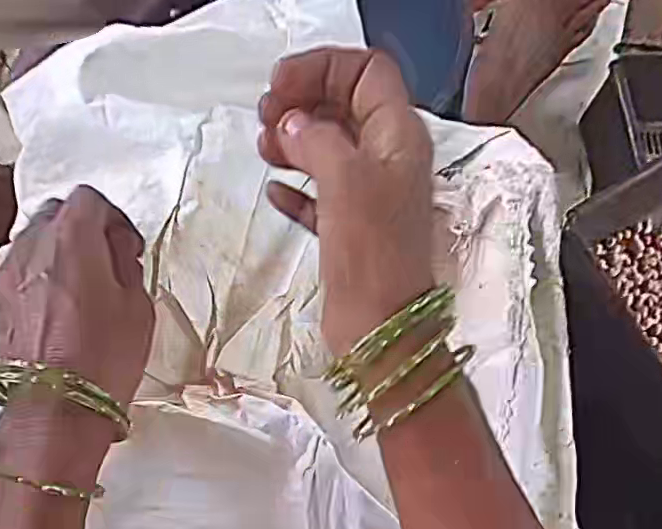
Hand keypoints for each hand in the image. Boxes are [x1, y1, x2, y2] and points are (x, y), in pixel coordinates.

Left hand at [0, 186, 154, 482]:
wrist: (58, 408)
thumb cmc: (105, 358)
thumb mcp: (139, 309)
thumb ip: (127, 267)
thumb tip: (116, 253)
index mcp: (72, 237)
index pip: (91, 200)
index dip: (114, 221)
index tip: (127, 248)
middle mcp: (31, 246)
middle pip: (55, 216)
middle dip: (81, 233)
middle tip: (104, 266)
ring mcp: (7, 276)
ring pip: (33, 246)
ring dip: (56, 258)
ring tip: (79, 294)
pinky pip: (19, 279)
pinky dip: (38, 285)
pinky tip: (56, 316)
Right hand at [258, 47, 436, 353]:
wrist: (377, 327)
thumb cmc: (371, 254)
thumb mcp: (345, 179)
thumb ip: (316, 139)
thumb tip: (292, 125)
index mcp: (398, 138)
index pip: (365, 73)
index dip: (322, 69)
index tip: (280, 86)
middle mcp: (386, 163)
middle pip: (344, 109)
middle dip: (304, 103)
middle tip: (265, 117)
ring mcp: (368, 200)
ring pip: (328, 153)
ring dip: (294, 144)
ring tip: (263, 147)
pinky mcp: (348, 234)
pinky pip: (319, 198)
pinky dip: (296, 190)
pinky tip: (275, 192)